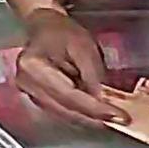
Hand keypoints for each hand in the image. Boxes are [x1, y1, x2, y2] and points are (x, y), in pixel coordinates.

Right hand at [16, 9, 125, 125]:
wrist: (45, 28)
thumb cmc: (63, 33)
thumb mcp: (84, 49)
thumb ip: (93, 77)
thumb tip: (104, 103)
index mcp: (34, 67)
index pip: (69, 96)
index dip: (96, 109)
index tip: (119, 116)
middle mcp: (27, 85)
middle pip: (68, 110)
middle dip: (96, 117)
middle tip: (122, 119)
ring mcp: (31, 94)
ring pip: (68, 115)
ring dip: (92, 119)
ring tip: (114, 116)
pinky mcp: (40, 101)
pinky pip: (66, 112)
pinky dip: (84, 114)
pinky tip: (100, 114)